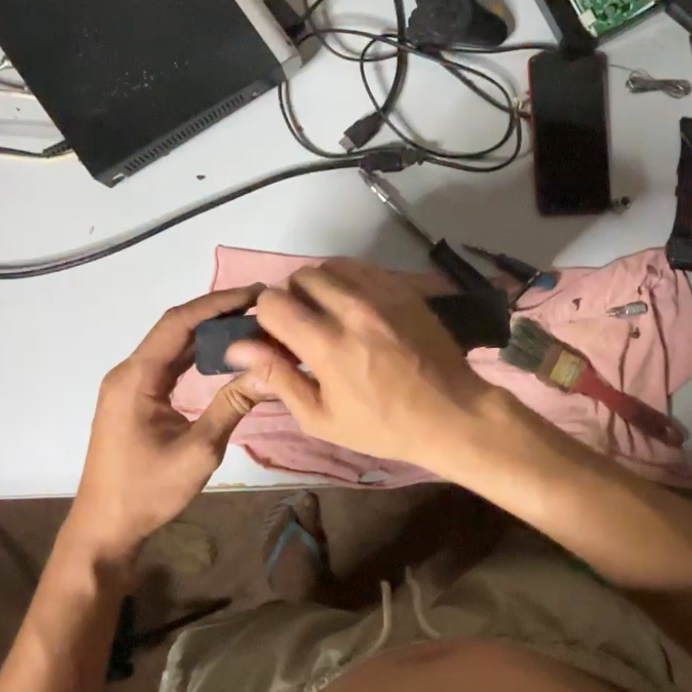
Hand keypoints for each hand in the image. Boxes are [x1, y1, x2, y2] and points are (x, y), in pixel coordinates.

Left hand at [67, 285, 270, 565]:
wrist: (105, 528)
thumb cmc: (147, 491)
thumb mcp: (199, 450)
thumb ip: (233, 405)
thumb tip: (271, 372)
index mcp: (136, 378)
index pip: (180, 323)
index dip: (219, 304)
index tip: (258, 294)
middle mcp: (129, 372)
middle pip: (177, 328)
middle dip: (219, 312)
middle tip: (264, 306)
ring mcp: (130, 385)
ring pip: (175, 345)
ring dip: (211, 332)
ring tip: (254, 323)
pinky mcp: (136, 399)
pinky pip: (171, 364)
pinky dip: (200, 353)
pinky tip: (228, 353)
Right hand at [225, 259, 500, 471]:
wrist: (452, 412)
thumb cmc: (384, 426)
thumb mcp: (322, 418)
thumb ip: (279, 377)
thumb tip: (239, 348)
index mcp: (329, 345)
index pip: (274, 302)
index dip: (264, 316)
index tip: (273, 334)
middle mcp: (354, 310)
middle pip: (301, 276)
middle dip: (290, 296)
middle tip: (300, 324)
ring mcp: (384, 296)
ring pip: (333, 266)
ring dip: (320, 285)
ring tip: (326, 313)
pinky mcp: (406, 290)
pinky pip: (364, 269)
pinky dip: (349, 281)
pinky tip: (354, 306)